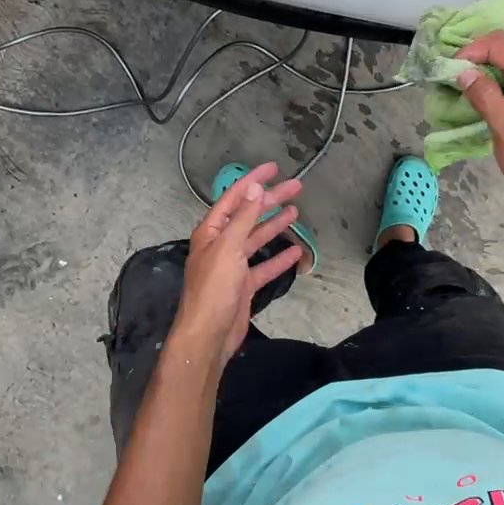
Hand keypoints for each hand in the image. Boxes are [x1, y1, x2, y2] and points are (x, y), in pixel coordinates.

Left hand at [170, 162, 303, 367]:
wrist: (207, 337)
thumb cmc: (213, 288)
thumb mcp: (228, 248)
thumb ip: (243, 218)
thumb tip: (254, 188)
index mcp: (211, 232)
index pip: (234, 198)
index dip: (253, 181)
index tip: (274, 167)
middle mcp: (221, 244)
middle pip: (249, 215)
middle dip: (271, 200)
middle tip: (295, 186)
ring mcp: (232, 265)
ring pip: (257, 239)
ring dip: (275, 225)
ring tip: (296, 210)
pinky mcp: (243, 285)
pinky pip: (264, 266)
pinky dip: (279, 259)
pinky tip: (296, 253)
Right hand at [455, 31, 503, 209]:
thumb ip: (486, 98)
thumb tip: (465, 72)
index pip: (498, 44)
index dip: (471, 51)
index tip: (451, 70)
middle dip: (477, 52)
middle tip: (455, 72)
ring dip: (488, 60)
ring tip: (467, 81)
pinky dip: (501, 71)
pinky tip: (488, 90)